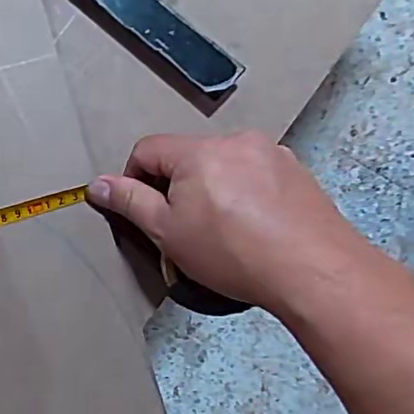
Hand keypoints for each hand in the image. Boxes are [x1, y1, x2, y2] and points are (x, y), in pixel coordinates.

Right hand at [86, 132, 383, 317]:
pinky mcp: (295, 173)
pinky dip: (241, 196)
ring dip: (209, 191)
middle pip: (185, 157)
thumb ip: (129, 202)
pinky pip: (252, 176)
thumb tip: (99, 185)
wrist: (314, 271)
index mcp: (199, 152)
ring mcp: (271, 155)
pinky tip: (248, 230)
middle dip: (175, 187)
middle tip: (181, 227)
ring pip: (220, 166)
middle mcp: (237, 142)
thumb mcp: (166, 232)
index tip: (143, 210)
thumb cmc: (237, 253)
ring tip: (219, 232)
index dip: (133, 179)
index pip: (147, 150)